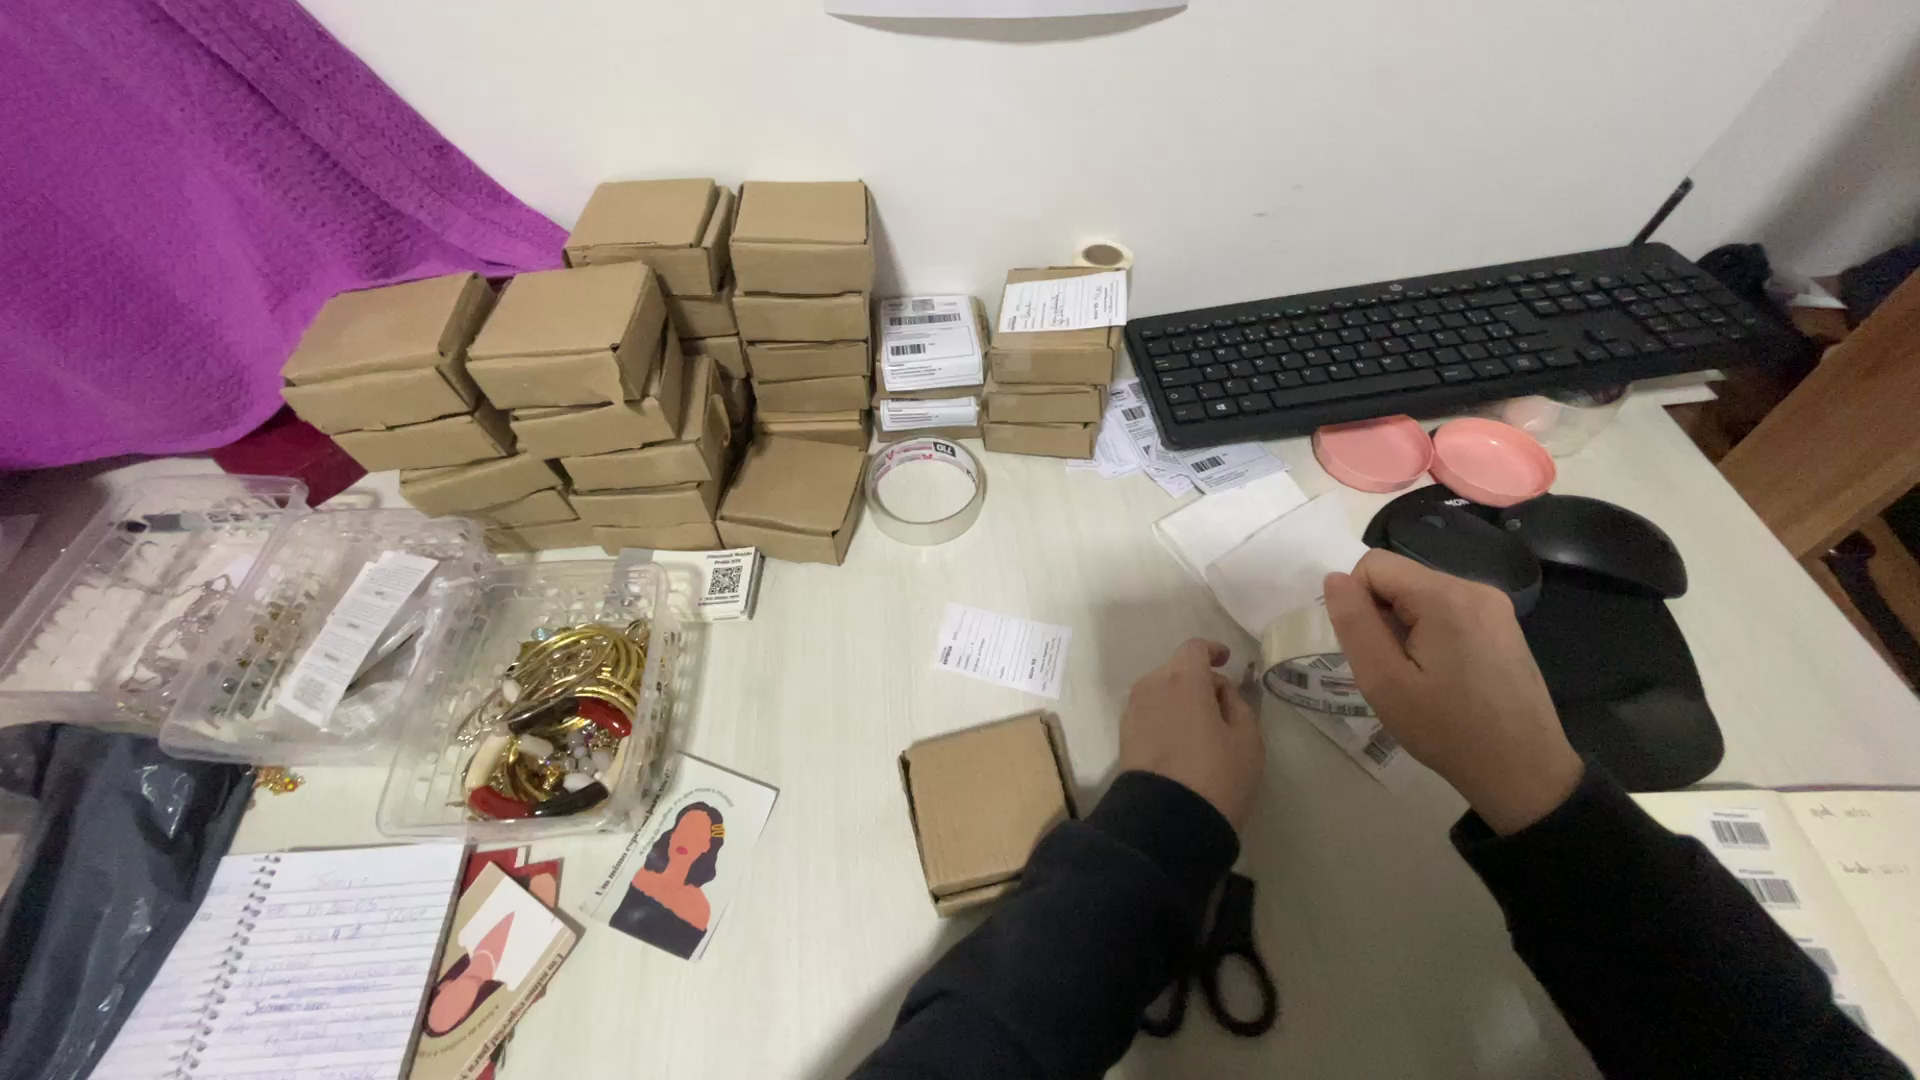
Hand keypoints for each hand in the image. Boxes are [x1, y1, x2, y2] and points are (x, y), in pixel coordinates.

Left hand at [1118, 638, 1265, 829]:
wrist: (1168, 818)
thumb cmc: (1216, 774)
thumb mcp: (1247, 739)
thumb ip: (1238, 704)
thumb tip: (1223, 691)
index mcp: (1182, 680)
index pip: (1194, 649)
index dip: (1212, 650)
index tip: (1227, 659)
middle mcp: (1151, 685)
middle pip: (1176, 669)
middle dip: (1199, 678)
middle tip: (1222, 704)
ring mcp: (1133, 708)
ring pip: (1160, 689)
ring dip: (1180, 696)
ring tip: (1202, 725)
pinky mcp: (1124, 732)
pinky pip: (1149, 709)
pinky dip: (1165, 713)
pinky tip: (1180, 738)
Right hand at [1323, 550, 1583, 834]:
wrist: (1522, 772)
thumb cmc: (1446, 728)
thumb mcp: (1383, 680)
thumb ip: (1354, 622)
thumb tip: (1333, 578)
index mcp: (1446, 596)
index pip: (1374, 565)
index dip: (1356, 602)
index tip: (1370, 647)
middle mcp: (1475, 589)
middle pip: (1399, 578)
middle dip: (1381, 615)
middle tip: (1392, 667)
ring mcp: (1494, 607)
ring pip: (1419, 595)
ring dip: (1403, 626)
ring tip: (1416, 674)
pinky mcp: (1502, 626)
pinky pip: (1445, 610)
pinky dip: (1428, 633)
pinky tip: (1440, 673)